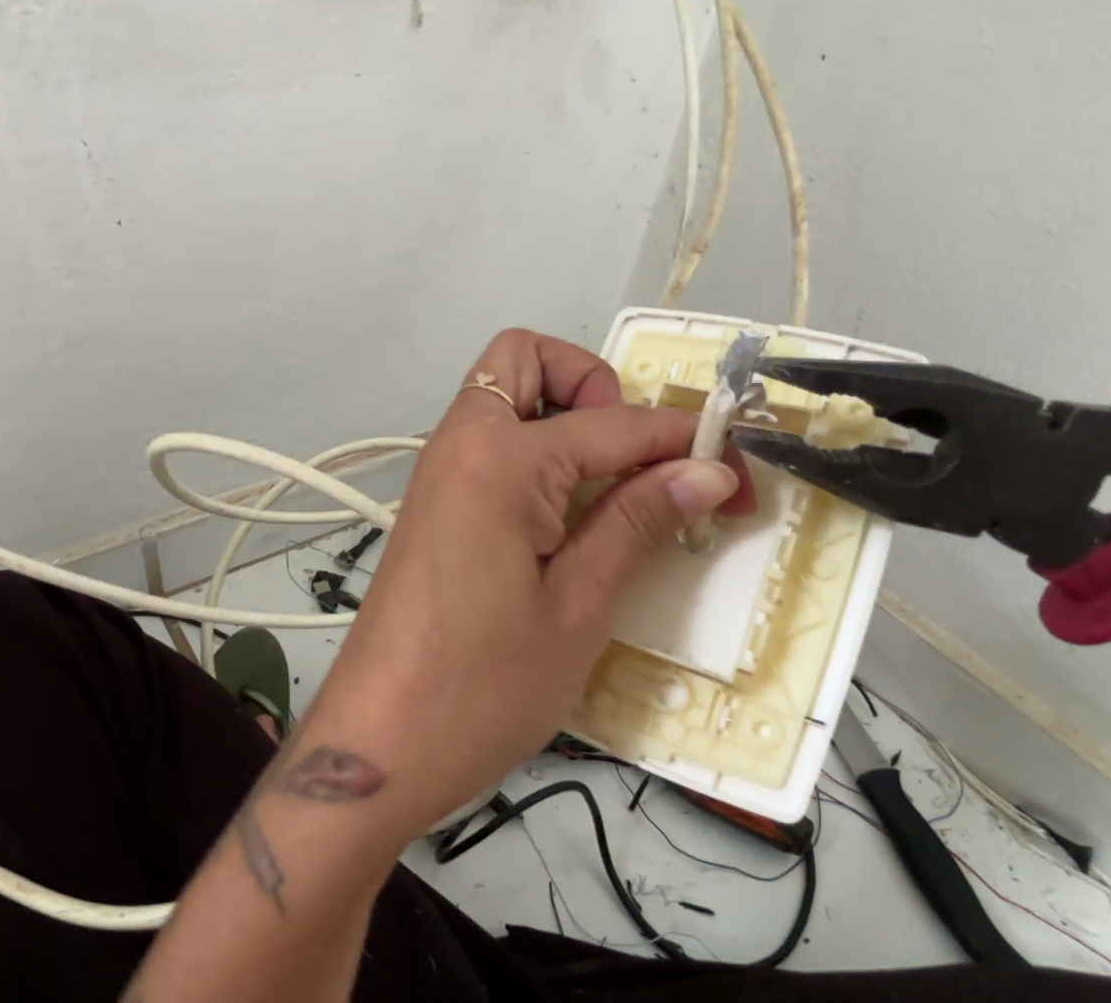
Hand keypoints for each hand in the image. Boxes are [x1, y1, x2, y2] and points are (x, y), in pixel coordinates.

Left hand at [306, 329, 752, 839]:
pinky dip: (538, 457)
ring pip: (505, 401)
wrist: (376, 749)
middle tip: (637, 461)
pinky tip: (576, 520)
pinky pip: (491, 450)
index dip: (682, 441)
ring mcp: (439, 476)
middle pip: (525, 360)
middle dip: (594, 387)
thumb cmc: (481, 688)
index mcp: (498, 457)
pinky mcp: (434, 511)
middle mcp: (459, 444)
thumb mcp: (576, 608)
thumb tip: (705, 471)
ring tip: (619, 493)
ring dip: (566, 421)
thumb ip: (635, 524)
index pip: (612, 421)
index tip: (734, 475)